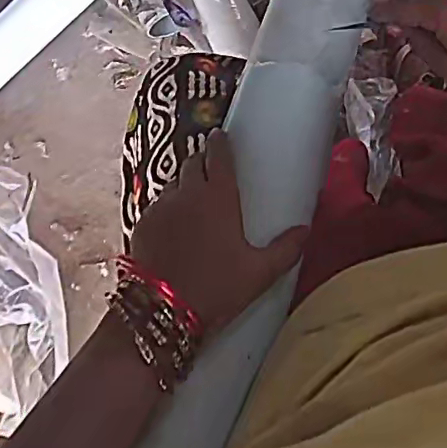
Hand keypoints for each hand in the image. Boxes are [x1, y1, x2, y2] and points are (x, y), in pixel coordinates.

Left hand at [126, 130, 308, 337]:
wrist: (162, 310)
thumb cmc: (216, 288)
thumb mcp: (259, 273)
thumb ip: (286, 249)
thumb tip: (305, 231)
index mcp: (218, 196)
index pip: (218, 155)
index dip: (220, 143)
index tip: (221, 137)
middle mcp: (187, 193)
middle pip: (193, 163)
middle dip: (202, 162)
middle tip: (212, 171)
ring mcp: (161, 206)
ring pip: (173, 184)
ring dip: (184, 186)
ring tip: (194, 203)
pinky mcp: (141, 222)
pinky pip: (157, 206)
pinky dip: (167, 209)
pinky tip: (174, 228)